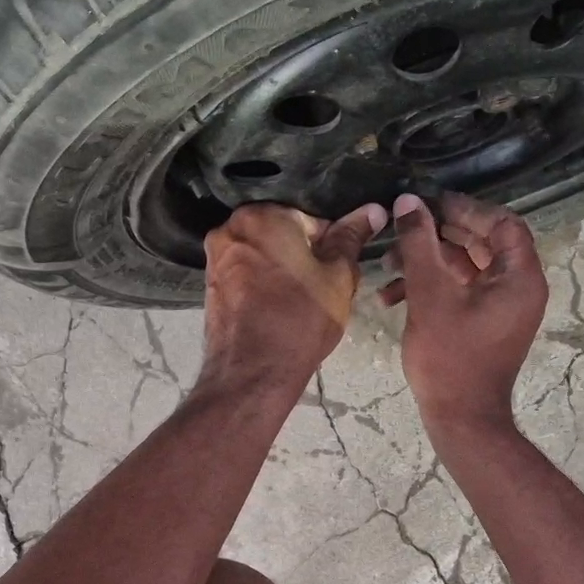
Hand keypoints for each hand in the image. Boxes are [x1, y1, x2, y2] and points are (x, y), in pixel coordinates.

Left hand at [200, 202, 387, 394]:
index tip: (338, 270)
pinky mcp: (210, 285)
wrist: (253, 373)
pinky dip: (264, 285)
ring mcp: (215, 258)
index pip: (310, 217)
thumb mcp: (338, 277)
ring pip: (264, 254)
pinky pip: (247, 274)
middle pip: (283, 233)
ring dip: (285, 270)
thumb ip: (352, 238)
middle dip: (305, 254)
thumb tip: (373, 210)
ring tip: (303, 301)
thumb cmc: (301, 319)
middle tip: (324, 286)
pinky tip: (279, 309)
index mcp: (262, 215)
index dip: (331, 244)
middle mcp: (230, 228)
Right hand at [382, 193, 547, 430]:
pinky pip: (461, 291)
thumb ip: (419, 244)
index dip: (465, 209)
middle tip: (403, 228)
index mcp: (520, 278)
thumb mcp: (430, 294)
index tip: (428, 204)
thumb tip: (408, 202)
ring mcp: (501, 307)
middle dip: (437, 235)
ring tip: (387, 265)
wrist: (461, 419)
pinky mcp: (484, 323)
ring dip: (427, 262)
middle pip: (481, 242)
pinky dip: (432, 287)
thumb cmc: (450, 356)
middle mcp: (518, 288)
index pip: (502, 224)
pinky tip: (392, 296)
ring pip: (465, 267)